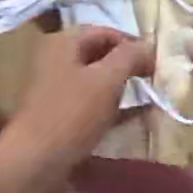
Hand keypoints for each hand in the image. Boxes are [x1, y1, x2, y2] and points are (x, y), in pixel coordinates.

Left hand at [0, 27, 151, 175]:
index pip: (106, 32)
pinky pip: (88, 99)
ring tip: (145, 97)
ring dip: (119, 85)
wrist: (35, 160)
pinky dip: (109, 103)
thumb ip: (130, 56)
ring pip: (94, 77)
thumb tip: (149, 45)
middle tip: (152, 80)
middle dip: (127, 64)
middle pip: (99, 53)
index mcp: (63, 41)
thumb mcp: (107, 80)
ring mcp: (53, 85)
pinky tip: (130, 116)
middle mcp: (54, 57)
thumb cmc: (73, 114)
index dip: (133, 44)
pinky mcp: (56, 110)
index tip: (156, 64)